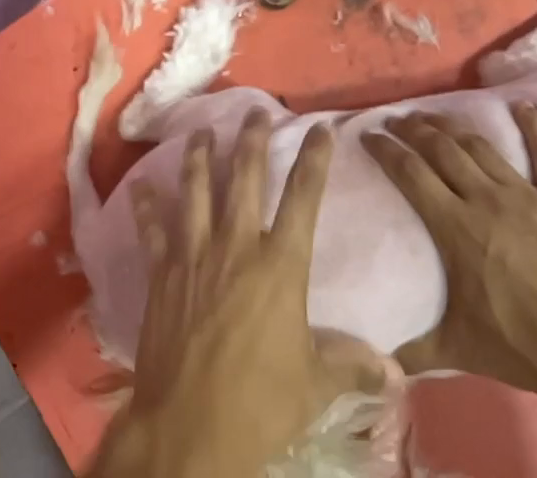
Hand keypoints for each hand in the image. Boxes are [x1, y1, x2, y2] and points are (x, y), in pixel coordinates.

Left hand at [88, 111, 386, 477]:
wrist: (192, 424)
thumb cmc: (261, 401)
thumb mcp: (316, 383)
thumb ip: (352, 366)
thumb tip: (396, 372)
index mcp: (279, 266)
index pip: (303, 199)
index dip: (314, 160)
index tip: (321, 129)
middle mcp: (236, 248)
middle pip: (244, 179)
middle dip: (251, 141)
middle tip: (254, 112)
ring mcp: (194, 257)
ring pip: (196, 192)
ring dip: (197, 158)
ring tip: (199, 131)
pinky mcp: (163, 274)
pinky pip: (153, 230)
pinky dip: (146, 206)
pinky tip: (140, 184)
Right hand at [361, 102, 536, 409]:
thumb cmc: (525, 349)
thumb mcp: (458, 350)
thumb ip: (412, 351)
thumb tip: (374, 362)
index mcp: (456, 228)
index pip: (411, 175)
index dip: (386, 151)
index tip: (368, 134)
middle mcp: (487, 201)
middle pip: (443, 151)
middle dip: (415, 130)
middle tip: (396, 119)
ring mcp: (528, 197)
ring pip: (483, 148)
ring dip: (454, 127)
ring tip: (434, 115)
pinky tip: (524, 105)